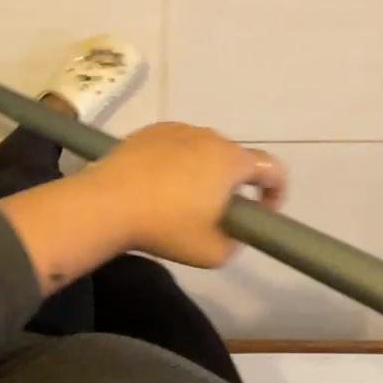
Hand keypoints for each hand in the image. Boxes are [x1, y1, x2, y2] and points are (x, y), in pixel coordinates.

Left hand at [81, 122, 286, 267]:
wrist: (106, 203)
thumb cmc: (165, 226)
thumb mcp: (213, 253)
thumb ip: (235, 242)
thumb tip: (232, 232)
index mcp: (231, 161)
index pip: (272, 168)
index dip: (275, 192)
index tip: (261, 212)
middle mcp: (209, 136)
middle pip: (235, 157)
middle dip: (234, 183)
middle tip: (217, 211)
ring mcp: (177, 129)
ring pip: (204, 149)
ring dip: (204, 171)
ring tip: (182, 199)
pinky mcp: (149, 131)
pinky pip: (176, 145)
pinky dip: (176, 161)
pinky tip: (158, 184)